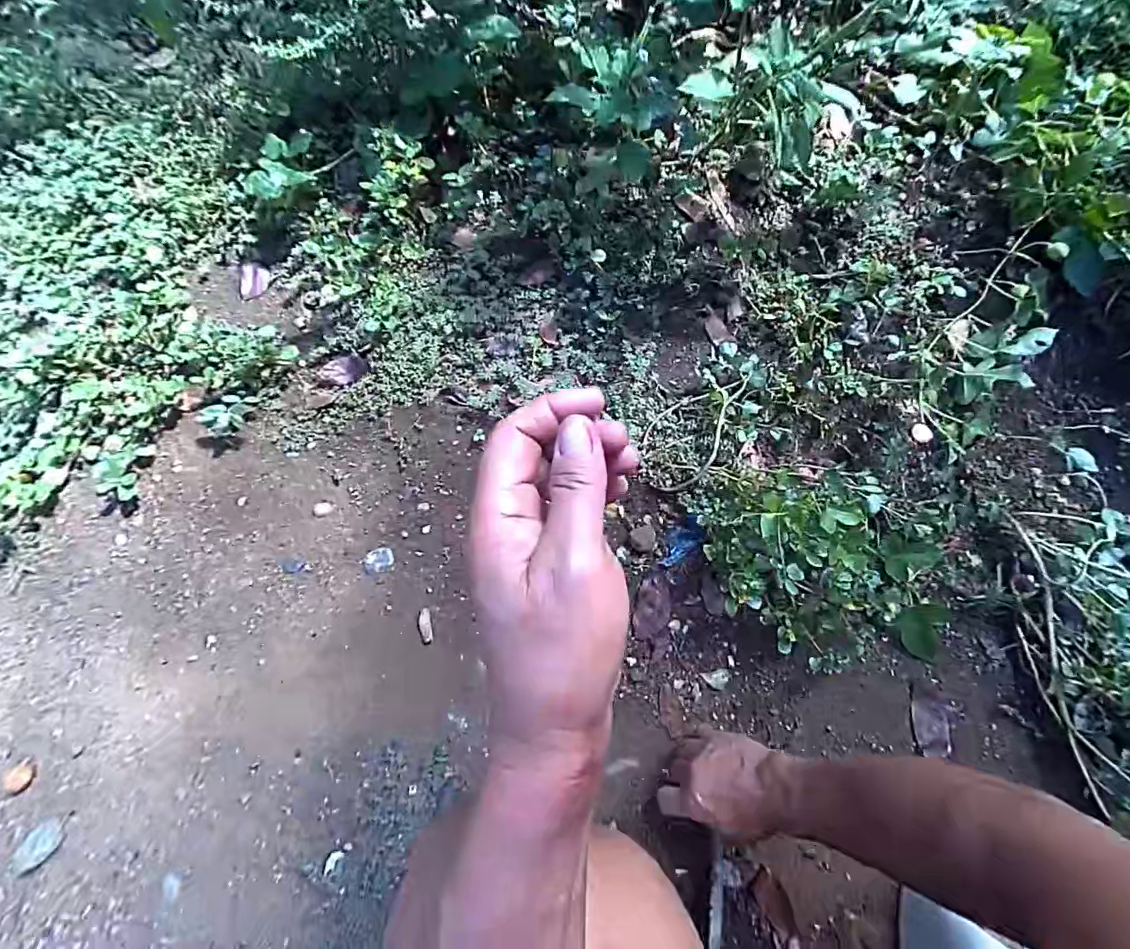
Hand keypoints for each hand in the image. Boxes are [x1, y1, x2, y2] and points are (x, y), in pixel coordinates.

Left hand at [469, 388, 638, 759]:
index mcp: (497, 521)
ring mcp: (525, 547)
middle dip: (579, 435)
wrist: (555, 727)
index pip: (513, 439)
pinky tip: (619, 493)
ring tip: (632, 464)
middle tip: (628, 443)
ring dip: (590, 462)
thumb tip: (578, 430)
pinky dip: (593, 492)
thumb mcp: (577, 561)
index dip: (554, 410)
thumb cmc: (565, 650)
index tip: (603, 403)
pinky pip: (566, 510)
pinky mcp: (547, 564)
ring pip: (553, 481)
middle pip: (533, 455)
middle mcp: (504, 527)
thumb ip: (576, 491)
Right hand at [656, 728, 794, 842]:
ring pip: (681, 747)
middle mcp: (692, 772)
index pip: (664, 798)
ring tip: (692, 760)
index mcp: (691, 801)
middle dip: (677, 775)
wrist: (776, 788)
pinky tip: (704, 745)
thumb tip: (699, 813)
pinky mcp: (717, 735)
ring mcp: (704, 750)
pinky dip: (698, 739)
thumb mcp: (725, 832)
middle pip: (671, 768)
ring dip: (684, 755)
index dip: (669, 800)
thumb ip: (704, 819)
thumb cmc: (757, 815)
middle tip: (685, 780)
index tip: (674, 800)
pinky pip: (698, 732)